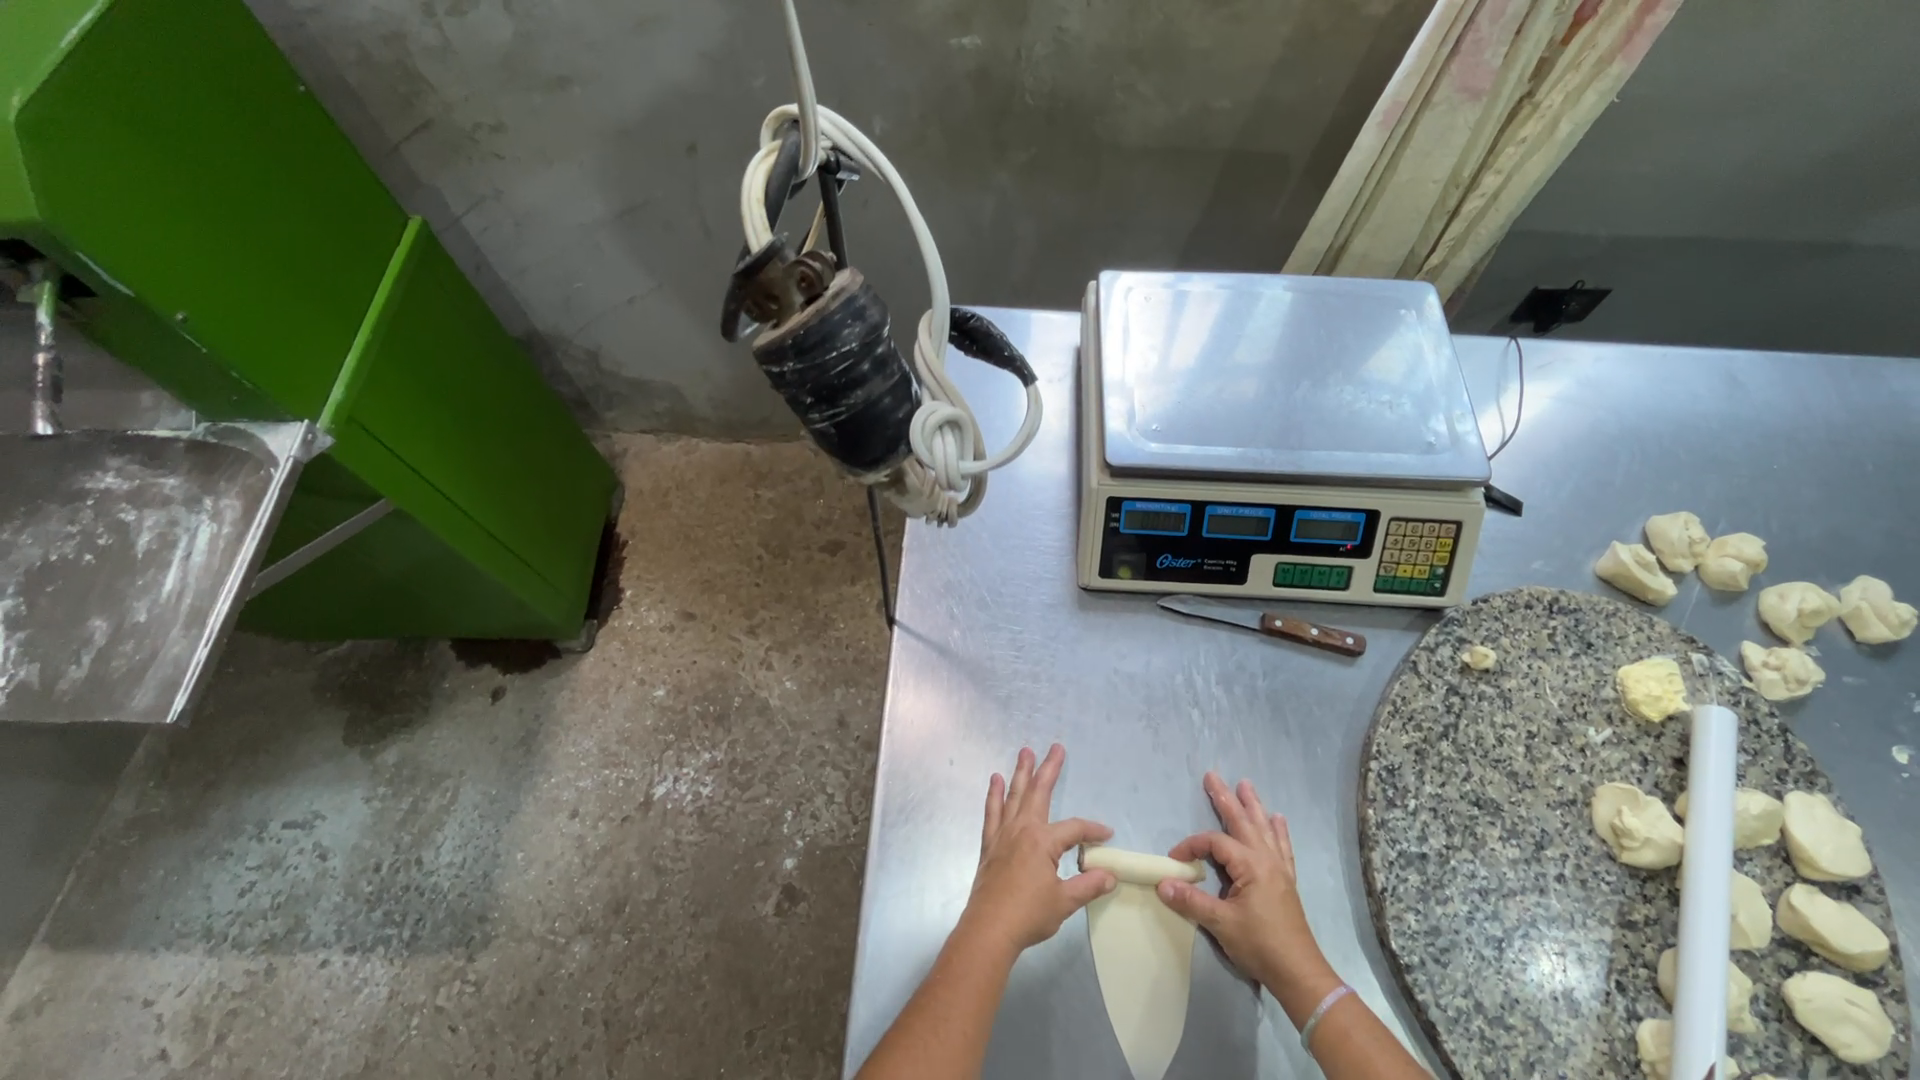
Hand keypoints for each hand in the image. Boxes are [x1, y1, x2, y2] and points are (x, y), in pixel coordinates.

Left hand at [961, 744, 1115, 953]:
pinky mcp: (990, 845)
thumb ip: (1088, 885)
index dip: (1093, 831)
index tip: (1106, 836)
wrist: (988, 929)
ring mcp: (1003, 835)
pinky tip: (996, 780)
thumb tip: (1111, 876)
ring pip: (1014, 796)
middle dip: (1049, 769)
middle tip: (1055, 746)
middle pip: (1039, 793)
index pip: (1074, 829)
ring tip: (1024, 751)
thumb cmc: (1028, 915)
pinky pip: (992, 812)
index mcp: (1043, 841)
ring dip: (1021, 773)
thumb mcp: (1065, 902)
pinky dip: (994, 795)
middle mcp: (1022, 830)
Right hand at [1156, 772, 1335, 996]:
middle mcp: (1266, 861)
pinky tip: (1279, 819)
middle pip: (1242, 823)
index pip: (1214, 843)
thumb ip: (1191, 901)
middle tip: (1213, 776)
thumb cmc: (1259, 945)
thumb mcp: (1220, 923)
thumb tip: (1162, 883)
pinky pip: (1282, 848)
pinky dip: (1278, 832)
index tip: (1174, 861)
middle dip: (1226, 799)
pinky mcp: (1286, 882)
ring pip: (1263, 830)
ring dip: (1253, 807)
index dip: (1191, 847)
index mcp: (1250, 866)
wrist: (1298, 972)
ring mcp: (1279, 870)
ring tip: (1246, 785)